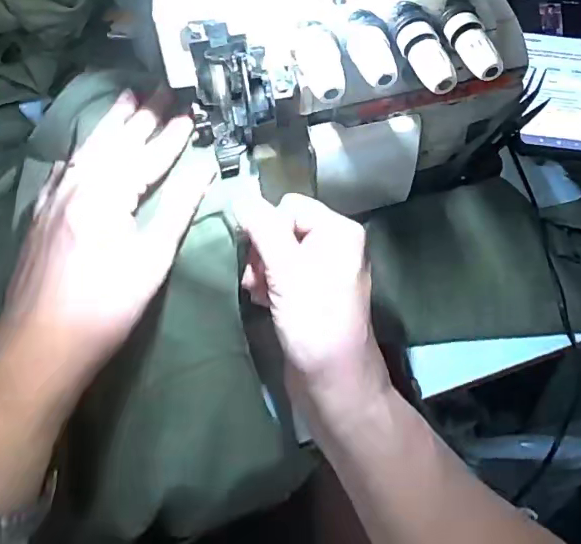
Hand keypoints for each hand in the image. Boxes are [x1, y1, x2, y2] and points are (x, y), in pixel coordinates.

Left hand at [0, 90, 216, 405]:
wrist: (35, 351)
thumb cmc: (104, 307)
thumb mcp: (152, 259)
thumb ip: (179, 206)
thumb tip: (206, 166)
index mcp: (107, 191)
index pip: (149, 153)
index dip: (174, 132)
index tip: (192, 108)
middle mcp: (77, 184)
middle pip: (117, 140)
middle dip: (143, 114)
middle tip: (162, 87)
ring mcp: (54, 197)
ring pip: (89, 147)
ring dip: (113, 123)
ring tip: (128, 98)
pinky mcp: (41, 214)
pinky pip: (66, 166)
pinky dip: (84, 148)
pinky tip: (85, 148)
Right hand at [233, 191, 390, 406]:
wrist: (334, 385)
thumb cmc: (314, 322)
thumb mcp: (286, 271)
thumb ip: (263, 230)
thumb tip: (240, 195)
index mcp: (340, 230)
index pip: (291, 206)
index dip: (269, 229)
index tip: (261, 259)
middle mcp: (336, 244)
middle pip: (283, 227)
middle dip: (263, 252)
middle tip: (258, 281)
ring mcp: (325, 270)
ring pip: (278, 252)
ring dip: (262, 270)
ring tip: (260, 295)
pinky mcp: (312, 293)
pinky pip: (283, 274)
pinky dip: (269, 285)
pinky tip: (264, 303)